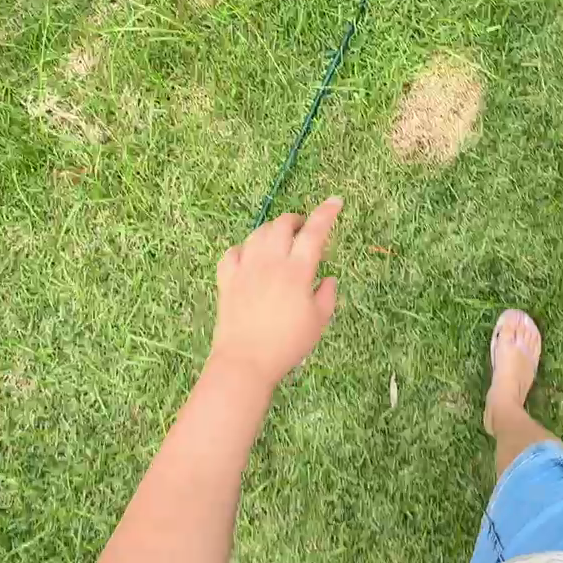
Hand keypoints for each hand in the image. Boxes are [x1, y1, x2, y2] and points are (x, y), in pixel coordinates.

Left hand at [208, 197, 342, 387]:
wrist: (245, 361)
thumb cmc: (288, 344)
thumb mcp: (318, 322)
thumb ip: (327, 295)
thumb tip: (328, 279)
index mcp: (297, 271)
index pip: (314, 232)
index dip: (326, 213)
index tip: (335, 201)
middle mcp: (270, 262)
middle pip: (282, 225)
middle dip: (296, 220)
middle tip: (304, 230)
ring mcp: (245, 269)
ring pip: (258, 233)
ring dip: (272, 230)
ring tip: (280, 241)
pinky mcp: (226, 280)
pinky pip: (233, 252)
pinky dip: (244, 248)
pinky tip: (250, 256)